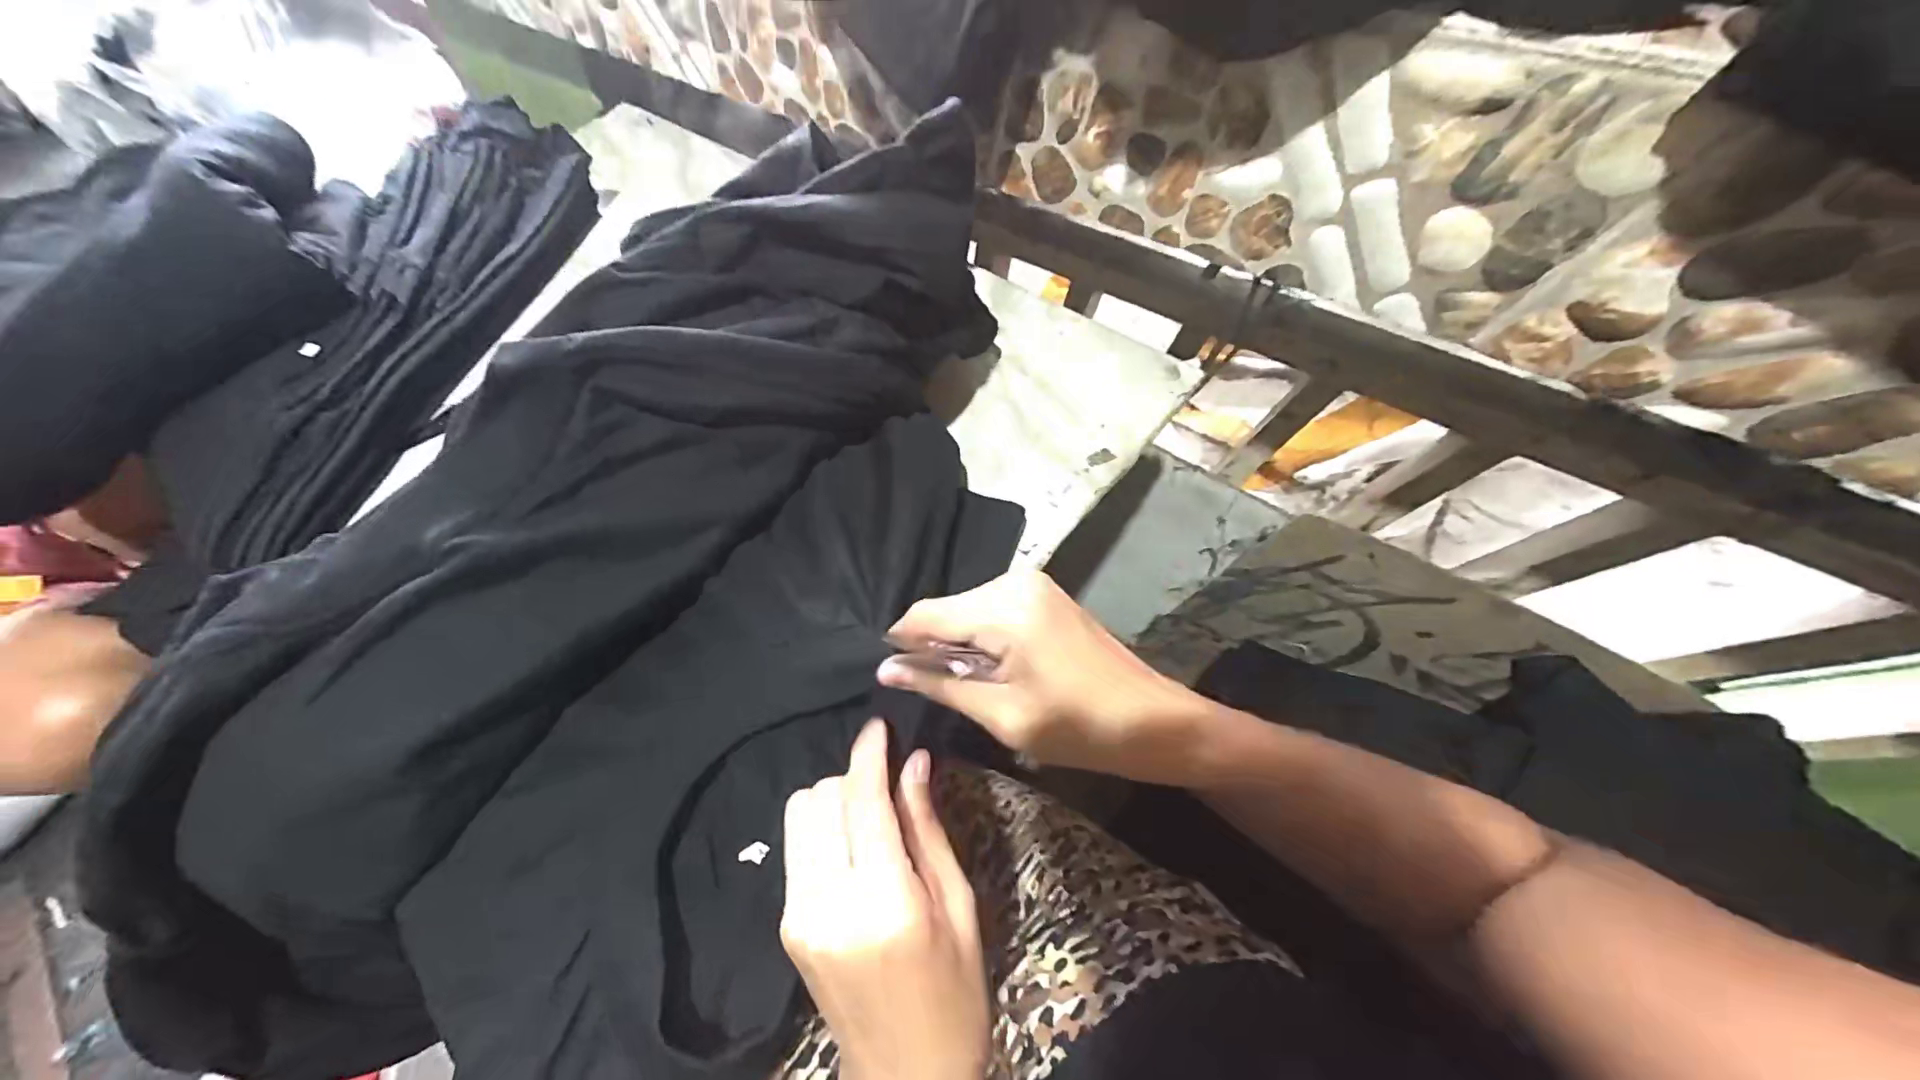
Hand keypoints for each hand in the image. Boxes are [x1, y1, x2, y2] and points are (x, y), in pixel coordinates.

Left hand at [780, 720, 988, 1079]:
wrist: (905, 1075)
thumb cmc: (955, 992)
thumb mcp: (958, 906)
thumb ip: (928, 828)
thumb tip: (915, 762)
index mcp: (885, 901)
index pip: (863, 801)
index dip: (869, 754)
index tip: (879, 726)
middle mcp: (830, 903)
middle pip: (822, 798)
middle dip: (853, 778)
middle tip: (889, 788)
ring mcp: (799, 916)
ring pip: (800, 815)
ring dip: (834, 800)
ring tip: (870, 818)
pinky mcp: (788, 926)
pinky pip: (798, 848)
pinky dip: (823, 830)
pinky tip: (853, 849)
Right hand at [877, 569, 1202, 784]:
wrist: (1155, 720)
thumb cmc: (1078, 728)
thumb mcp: (1002, 715)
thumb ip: (940, 686)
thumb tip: (887, 670)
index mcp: (1004, 608)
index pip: (924, 615)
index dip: (901, 644)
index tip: (891, 677)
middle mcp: (1015, 582)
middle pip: (946, 609)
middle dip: (933, 647)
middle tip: (941, 692)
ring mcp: (1034, 584)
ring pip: (968, 609)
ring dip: (959, 644)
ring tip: (973, 686)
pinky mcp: (1045, 594)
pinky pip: (993, 609)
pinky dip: (983, 637)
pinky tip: (996, 669)